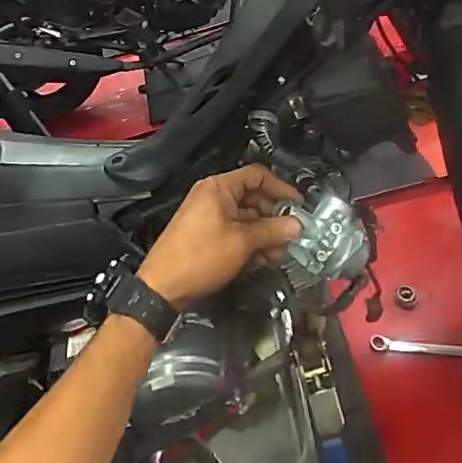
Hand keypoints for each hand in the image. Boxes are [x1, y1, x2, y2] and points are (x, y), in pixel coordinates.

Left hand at [137, 165, 303, 308]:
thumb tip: (296, 225)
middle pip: (254, 198)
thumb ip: (272, 230)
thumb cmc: (200, 257)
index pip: (257, 176)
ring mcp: (209, 215)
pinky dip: (250, 242)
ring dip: (264, 234)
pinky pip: (235, 230)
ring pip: (246, 217)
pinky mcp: (206, 234)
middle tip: (290, 237)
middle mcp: (213, 196)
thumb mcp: (242, 242)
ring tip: (276, 255)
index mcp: (219, 187)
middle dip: (274, 218)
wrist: (163, 286)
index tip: (298, 206)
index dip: (281, 188)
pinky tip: (262, 260)